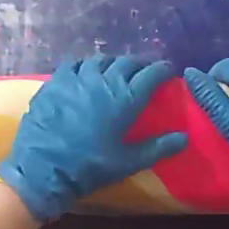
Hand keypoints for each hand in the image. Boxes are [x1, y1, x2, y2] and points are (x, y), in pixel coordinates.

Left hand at [0, 55, 189, 221]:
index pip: (152, 73)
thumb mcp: (129, 162)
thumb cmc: (90, 167)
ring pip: (100, 60)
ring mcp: (77, 77)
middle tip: (144, 71)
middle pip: (127, 62)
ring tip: (115, 70)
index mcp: (126, 97)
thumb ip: (158, 148)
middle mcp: (104, 80)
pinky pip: (74, 64)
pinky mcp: (55, 81)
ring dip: (112, 63)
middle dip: (139, 64)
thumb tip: (184, 137)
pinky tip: (85, 73)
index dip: (163, 70)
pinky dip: (85, 66)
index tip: (168, 71)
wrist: (43, 168)